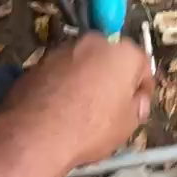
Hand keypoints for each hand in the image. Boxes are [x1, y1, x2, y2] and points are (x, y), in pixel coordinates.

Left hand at [1, 32, 154, 164]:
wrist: (34, 134)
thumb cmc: (91, 128)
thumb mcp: (128, 125)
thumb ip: (138, 107)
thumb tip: (137, 100)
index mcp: (123, 52)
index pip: (143, 65)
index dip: (142, 88)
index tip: (137, 106)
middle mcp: (95, 42)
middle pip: (111, 59)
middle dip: (112, 78)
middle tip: (110, 106)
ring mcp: (64, 49)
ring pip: (84, 63)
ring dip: (86, 79)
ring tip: (80, 109)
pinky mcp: (39, 61)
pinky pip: (60, 71)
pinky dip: (63, 83)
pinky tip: (59, 108)